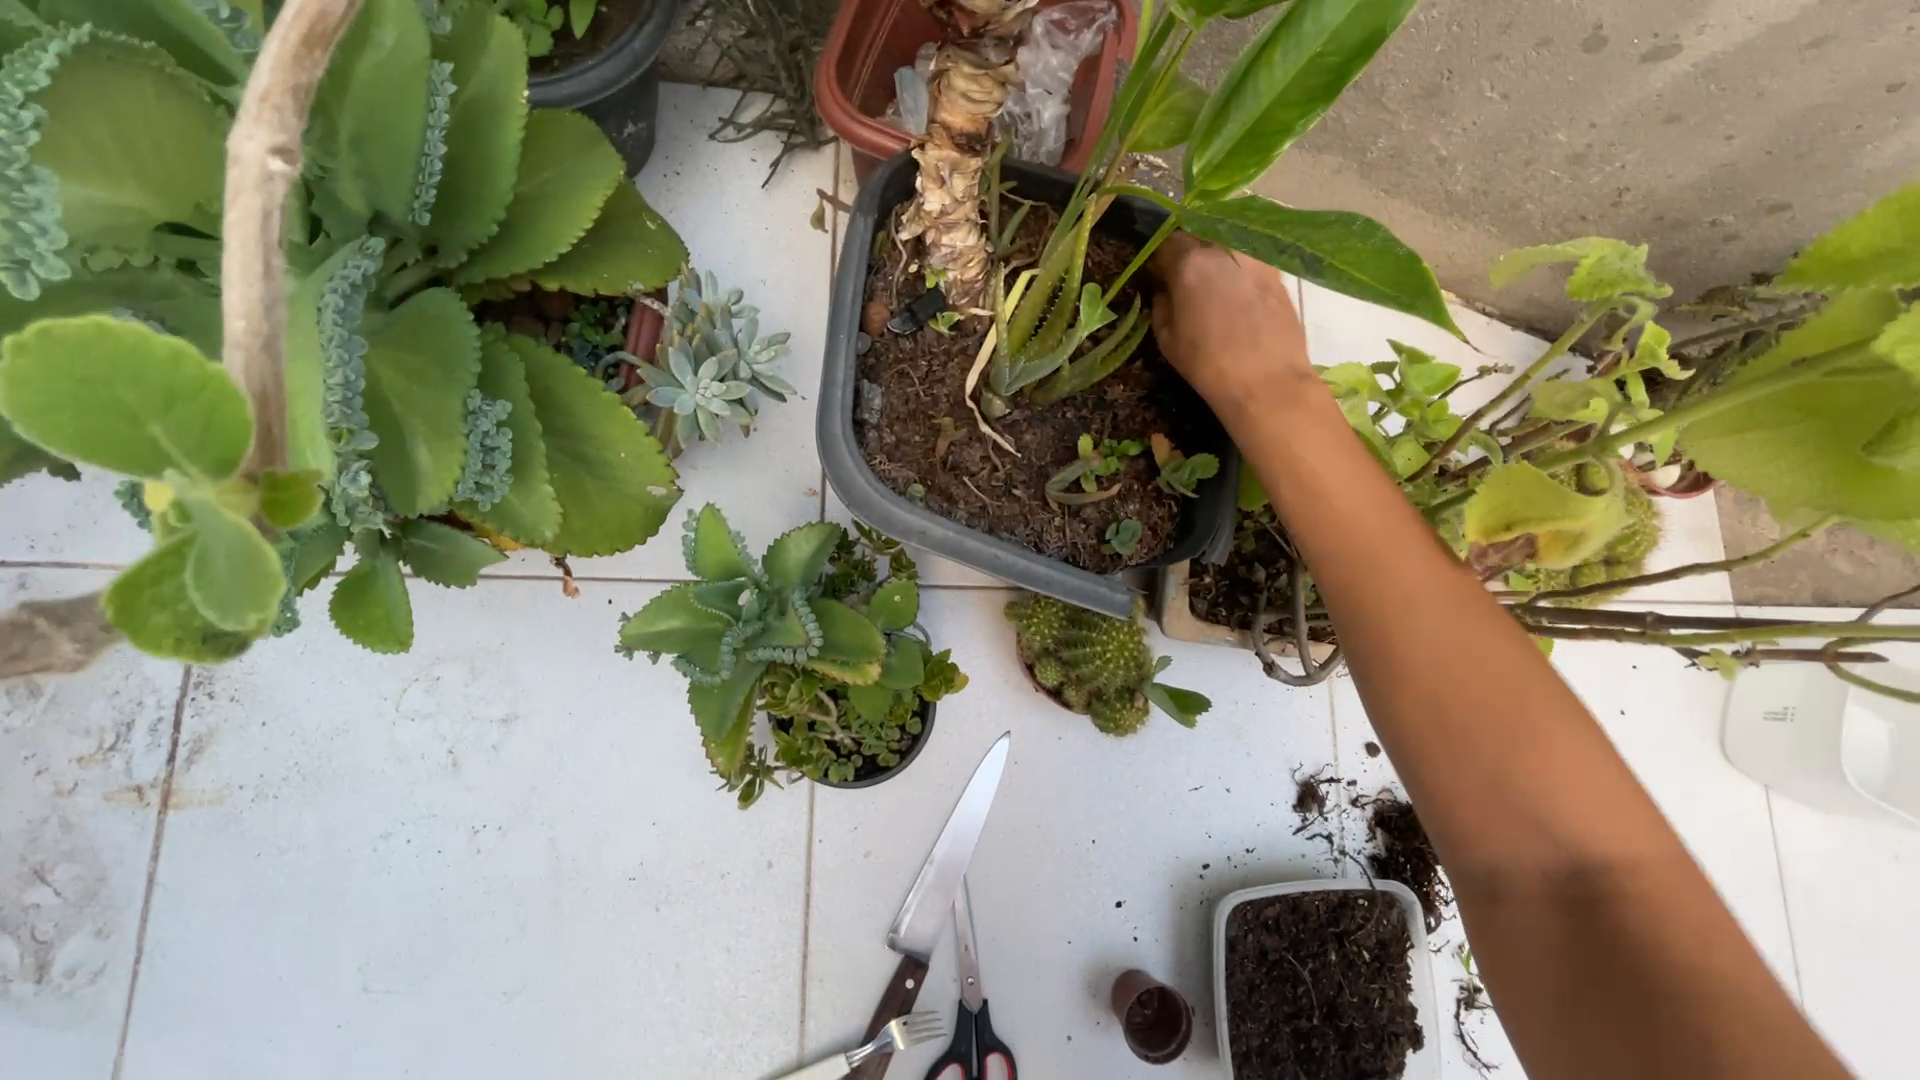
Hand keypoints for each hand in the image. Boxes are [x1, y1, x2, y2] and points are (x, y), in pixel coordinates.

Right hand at [1148, 234, 1317, 424]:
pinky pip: (1249, 258)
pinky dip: (1238, 267)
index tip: (1157, 276)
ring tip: (1212, 282)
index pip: (1166, 244)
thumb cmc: (1208, 365)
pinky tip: (1236, 291)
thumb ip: (1161, 306)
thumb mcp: (1167, 340)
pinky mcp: (1276, 271)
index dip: (1158, 260)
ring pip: (1226, 243)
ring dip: (1215, 256)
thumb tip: (1165, 292)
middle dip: (1187, 252)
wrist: (1266, 381)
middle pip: (1198, 236)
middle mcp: (1222, 249)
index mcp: (1189, 264)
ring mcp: (1254, 257)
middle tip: (1184, 278)